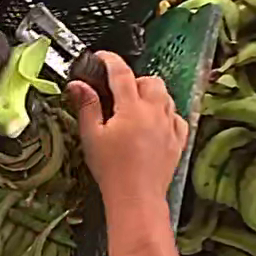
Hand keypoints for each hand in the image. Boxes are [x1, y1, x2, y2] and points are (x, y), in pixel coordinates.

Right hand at [68, 52, 188, 212]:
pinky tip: (153, 123)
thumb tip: (77, 85)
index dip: (110, 60)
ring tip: (134, 108)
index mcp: (131, 108)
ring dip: (151, 95)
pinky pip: (177, 117)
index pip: (121, 73)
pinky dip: (166, 114)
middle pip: (150, 81)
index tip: (101, 57)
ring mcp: (169, 126)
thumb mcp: (91, 136)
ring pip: (166, 96)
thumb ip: (86, 106)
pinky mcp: (178, 141)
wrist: (136, 198)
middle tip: (117, 93)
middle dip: (134, 81)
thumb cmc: (111, 169)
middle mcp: (155, 113)